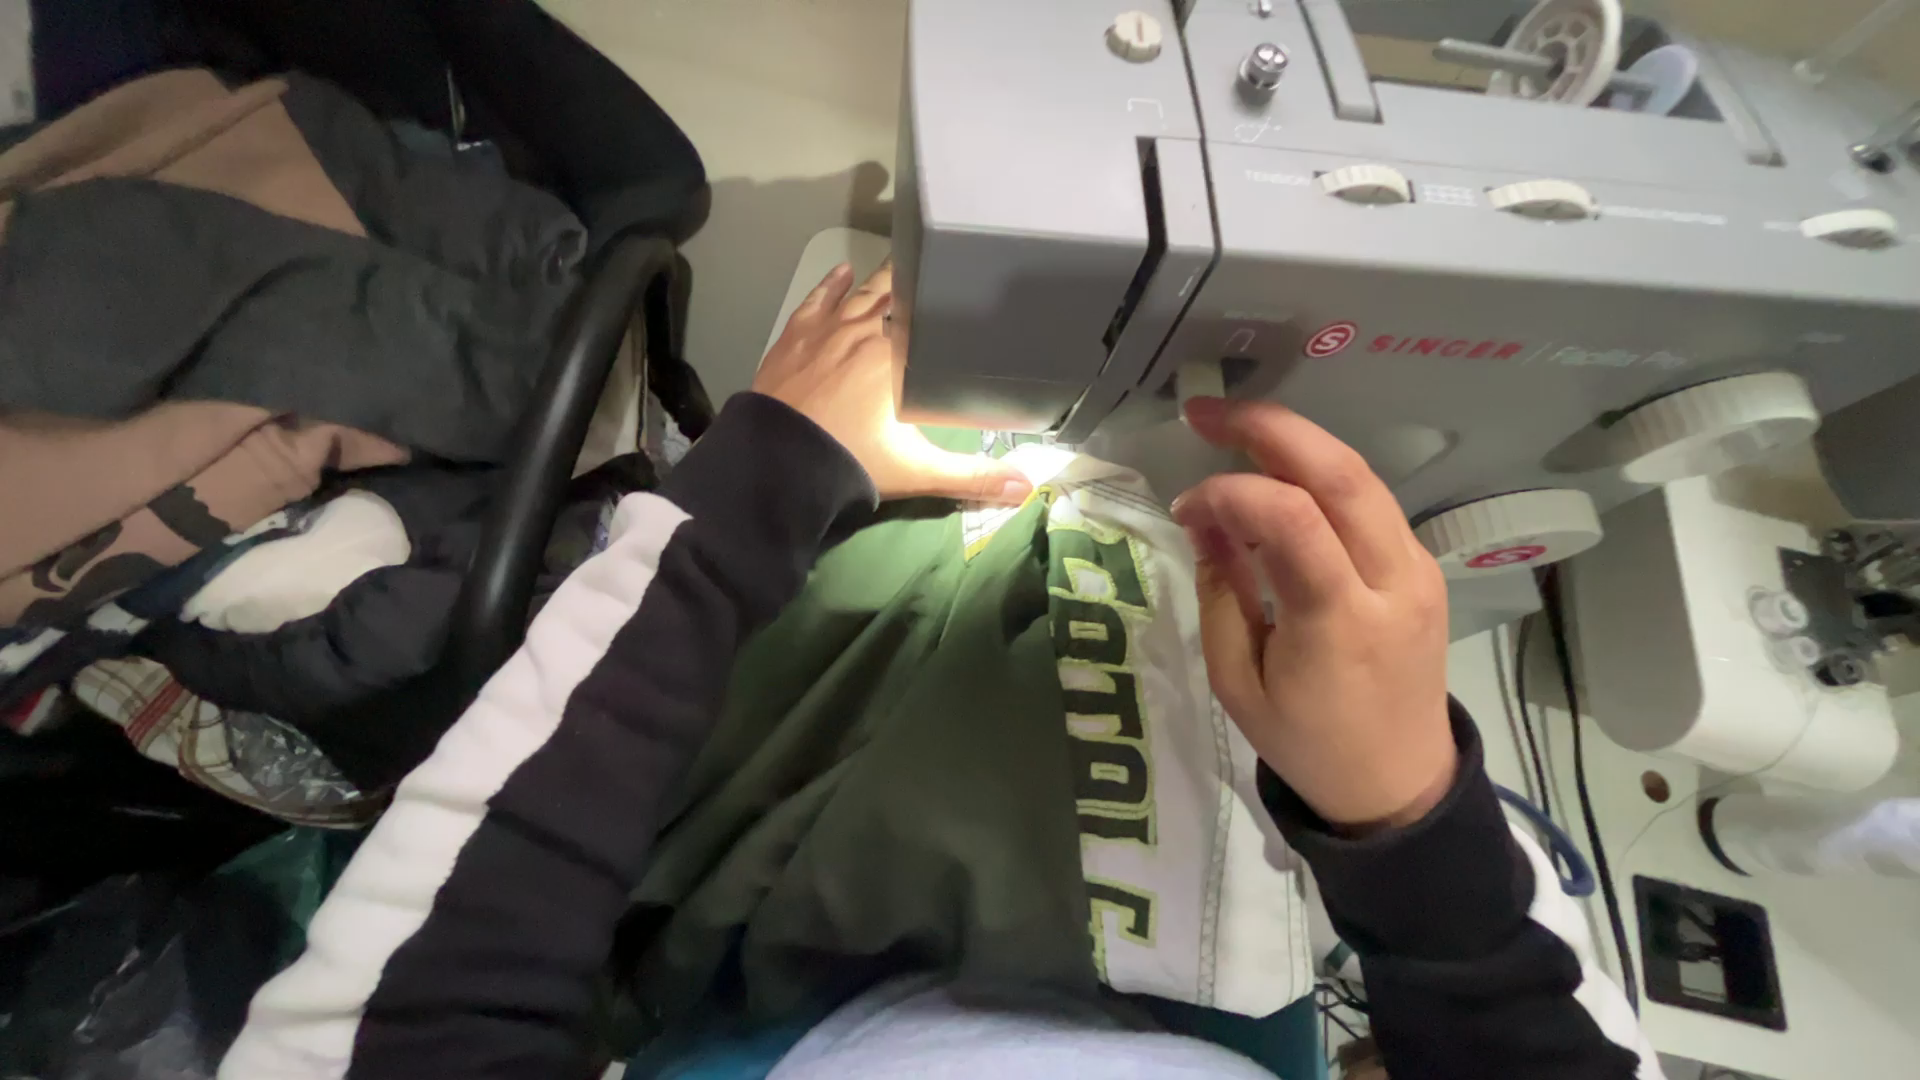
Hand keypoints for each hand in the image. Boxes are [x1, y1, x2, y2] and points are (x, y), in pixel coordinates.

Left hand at [753, 262, 1033, 504]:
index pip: (930, 319)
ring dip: (879, 280)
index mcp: (897, 355)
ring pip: (859, 292)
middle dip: (917, 284)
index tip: (967, 298)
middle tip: (937, 270)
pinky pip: (818, 300)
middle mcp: (865, 330)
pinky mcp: (795, 336)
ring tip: (901, 265)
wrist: (779, 463)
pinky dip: (832, 285)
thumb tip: (1025, 489)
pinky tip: (842, 273)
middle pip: (896, 296)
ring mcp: (826, 329)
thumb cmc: (853, 461)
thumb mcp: (918, 471)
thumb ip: (972, 478)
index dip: (947, 308)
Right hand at [1171, 398, 1454, 829]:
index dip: (1228, 494)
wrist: (1399, 785)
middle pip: (1342, 473)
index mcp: (1342, 622)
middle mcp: (1394, 582)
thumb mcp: (1238, 679)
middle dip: (1269, 428)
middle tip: (1206, 411)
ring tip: (1233, 428)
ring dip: (1294, 442)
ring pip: (1361, 475)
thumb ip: (1221, 590)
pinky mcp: (1421, 567)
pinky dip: (1317, 475)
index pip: (1291, 519)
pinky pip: (1368, 501)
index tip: (1185, 509)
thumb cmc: (1307, 742)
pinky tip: (1276, 475)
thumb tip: (1204, 518)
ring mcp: (1418, 569)